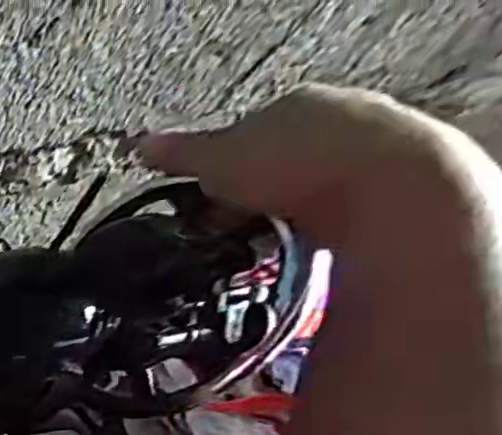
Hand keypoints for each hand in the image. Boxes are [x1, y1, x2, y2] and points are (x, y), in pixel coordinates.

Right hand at [138, 85, 486, 241]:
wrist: (382, 192)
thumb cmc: (299, 162)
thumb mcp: (216, 159)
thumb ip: (177, 154)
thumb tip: (140, 145)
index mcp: (294, 103)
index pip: (232, 138)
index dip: (203, 173)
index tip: (188, 202)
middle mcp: (329, 122)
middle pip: (255, 171)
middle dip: (228, 201)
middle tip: (210, 226)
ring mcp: (353, 158)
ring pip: (278, 198)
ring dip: (253, 222)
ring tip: (240, 241)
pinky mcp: (367, 196)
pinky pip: (304, 220)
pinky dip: (284, 234)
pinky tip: (275, 244)